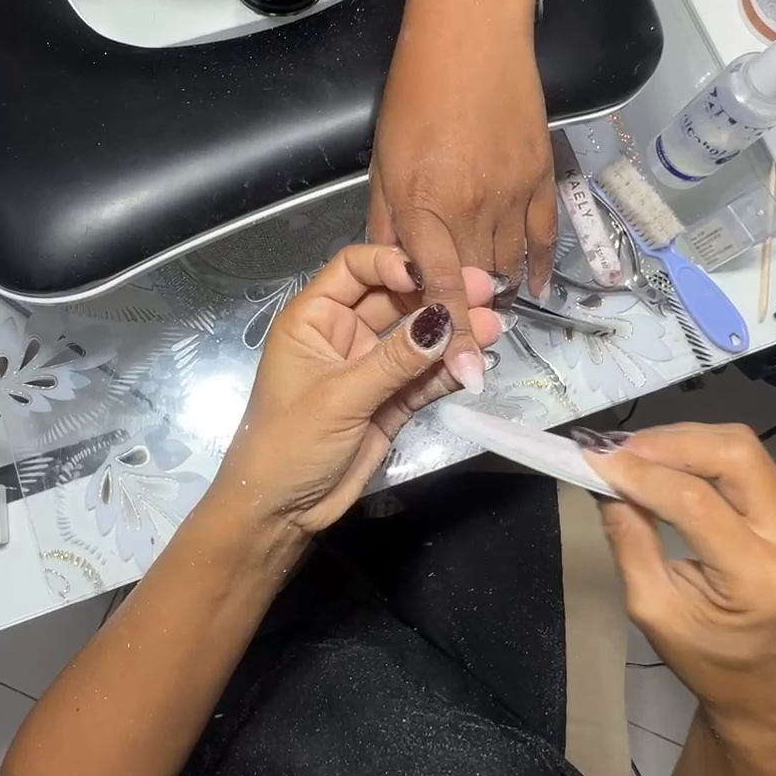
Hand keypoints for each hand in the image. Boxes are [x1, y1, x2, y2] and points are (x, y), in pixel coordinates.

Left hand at [213, 245, 501, 532]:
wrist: (281, 512)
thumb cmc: (289, 443)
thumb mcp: (339, 397)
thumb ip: (393, 360)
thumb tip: (444, 321)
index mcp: (313, 318)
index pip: (354, 268)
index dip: (391, 263)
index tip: (427, 275)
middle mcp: (343, 334)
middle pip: (396, 300)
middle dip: (437, 296)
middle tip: (485, 290)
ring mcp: (369, 367)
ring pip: (416, 339)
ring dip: (453, 334)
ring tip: (494, 328)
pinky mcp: (390, 401)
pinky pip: (423, 377)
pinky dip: (449, 371)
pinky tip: (479, 362)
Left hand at [370, 0, 555, 393]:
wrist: (474, 28)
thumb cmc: (416, 91)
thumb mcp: (384, 160)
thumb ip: (388, 221)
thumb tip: (394, 272)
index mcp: (423, 204)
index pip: (439, 286)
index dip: (451, 332)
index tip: (463, 369)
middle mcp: (473, 207)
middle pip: (475, 282)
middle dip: (469, 312)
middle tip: (464, 333)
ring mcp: (514, 193)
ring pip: (508, 264)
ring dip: (495, 289)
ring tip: (486, 305)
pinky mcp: (542, 176)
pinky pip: (544, 237)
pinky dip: (537, 265)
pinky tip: (531, 286)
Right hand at [579, 424, 775, 737]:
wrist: (766, 690)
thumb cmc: (707, 660)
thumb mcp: (651, 608)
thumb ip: (629, 540)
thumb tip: (604, 481)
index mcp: (759, 579)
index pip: (695, 501)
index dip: (640, 473)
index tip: (593, 459)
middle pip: (734, 454)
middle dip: (668, 441)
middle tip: (617, 449)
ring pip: (742, 448)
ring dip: (682, 441)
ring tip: (635, 454)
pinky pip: (748, 463)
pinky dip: (699, 452)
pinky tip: (664, 463)